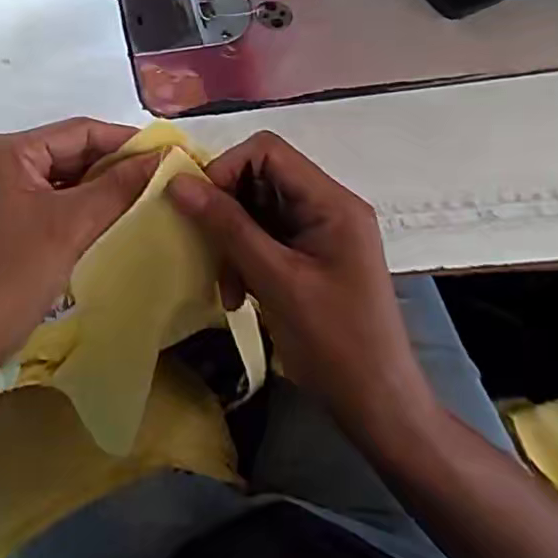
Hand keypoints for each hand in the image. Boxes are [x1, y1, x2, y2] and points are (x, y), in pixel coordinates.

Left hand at [0, 118, 161, 364]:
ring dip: (107, 186)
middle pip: (74, 151)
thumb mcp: (70, 226)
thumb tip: (162, 157)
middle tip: (167, 175)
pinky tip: (122, 216)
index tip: (170, 152)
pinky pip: (60, 202)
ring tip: (153, 194)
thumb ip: (118, 187)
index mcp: (10, 151)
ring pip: (69, 178)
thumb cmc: (13, 274)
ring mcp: (8, 193)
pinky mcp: (14, 220)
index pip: (80, 131)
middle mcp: (6, 163)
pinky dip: (89, 207)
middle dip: (118, 163)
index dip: (126, 139)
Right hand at [165, 132, 439, 437]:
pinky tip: (236, 294)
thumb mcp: (276, 280)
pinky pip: (263, 237)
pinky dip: (242, 258)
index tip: (198, 207)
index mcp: (331, 203)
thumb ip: (227, 226)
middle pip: (258, 178)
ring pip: (254, 209)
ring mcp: (317, 232)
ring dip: (230, 241)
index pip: (268, 151)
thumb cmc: (336, 343)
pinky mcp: (308, 256)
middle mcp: (326, 207)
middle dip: (225, 211)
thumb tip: (179, 183)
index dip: (226, 169)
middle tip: (206, 249)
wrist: (378, 406)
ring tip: (224, 285)